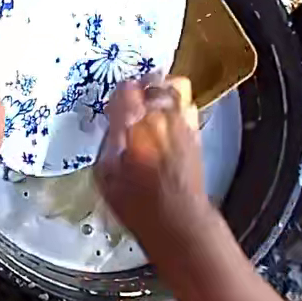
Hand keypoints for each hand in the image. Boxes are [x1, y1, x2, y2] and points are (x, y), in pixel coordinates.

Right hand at [93, 76, 223, 246]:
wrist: (178, 220)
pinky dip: (176, 105)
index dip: (117, 94)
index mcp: (134, 124)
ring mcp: (182, 122)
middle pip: (153, 81)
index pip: (125, 89)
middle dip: (140, 87)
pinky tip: (167, 119)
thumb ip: (108, 144)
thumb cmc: (139, 204)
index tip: (112, 105)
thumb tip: (112, 130)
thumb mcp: (106, 175)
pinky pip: (187, 105)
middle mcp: (161, 117)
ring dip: (161, 91)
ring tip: (151, 103)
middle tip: (131, 99)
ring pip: (175, 87)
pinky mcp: (195, 133)